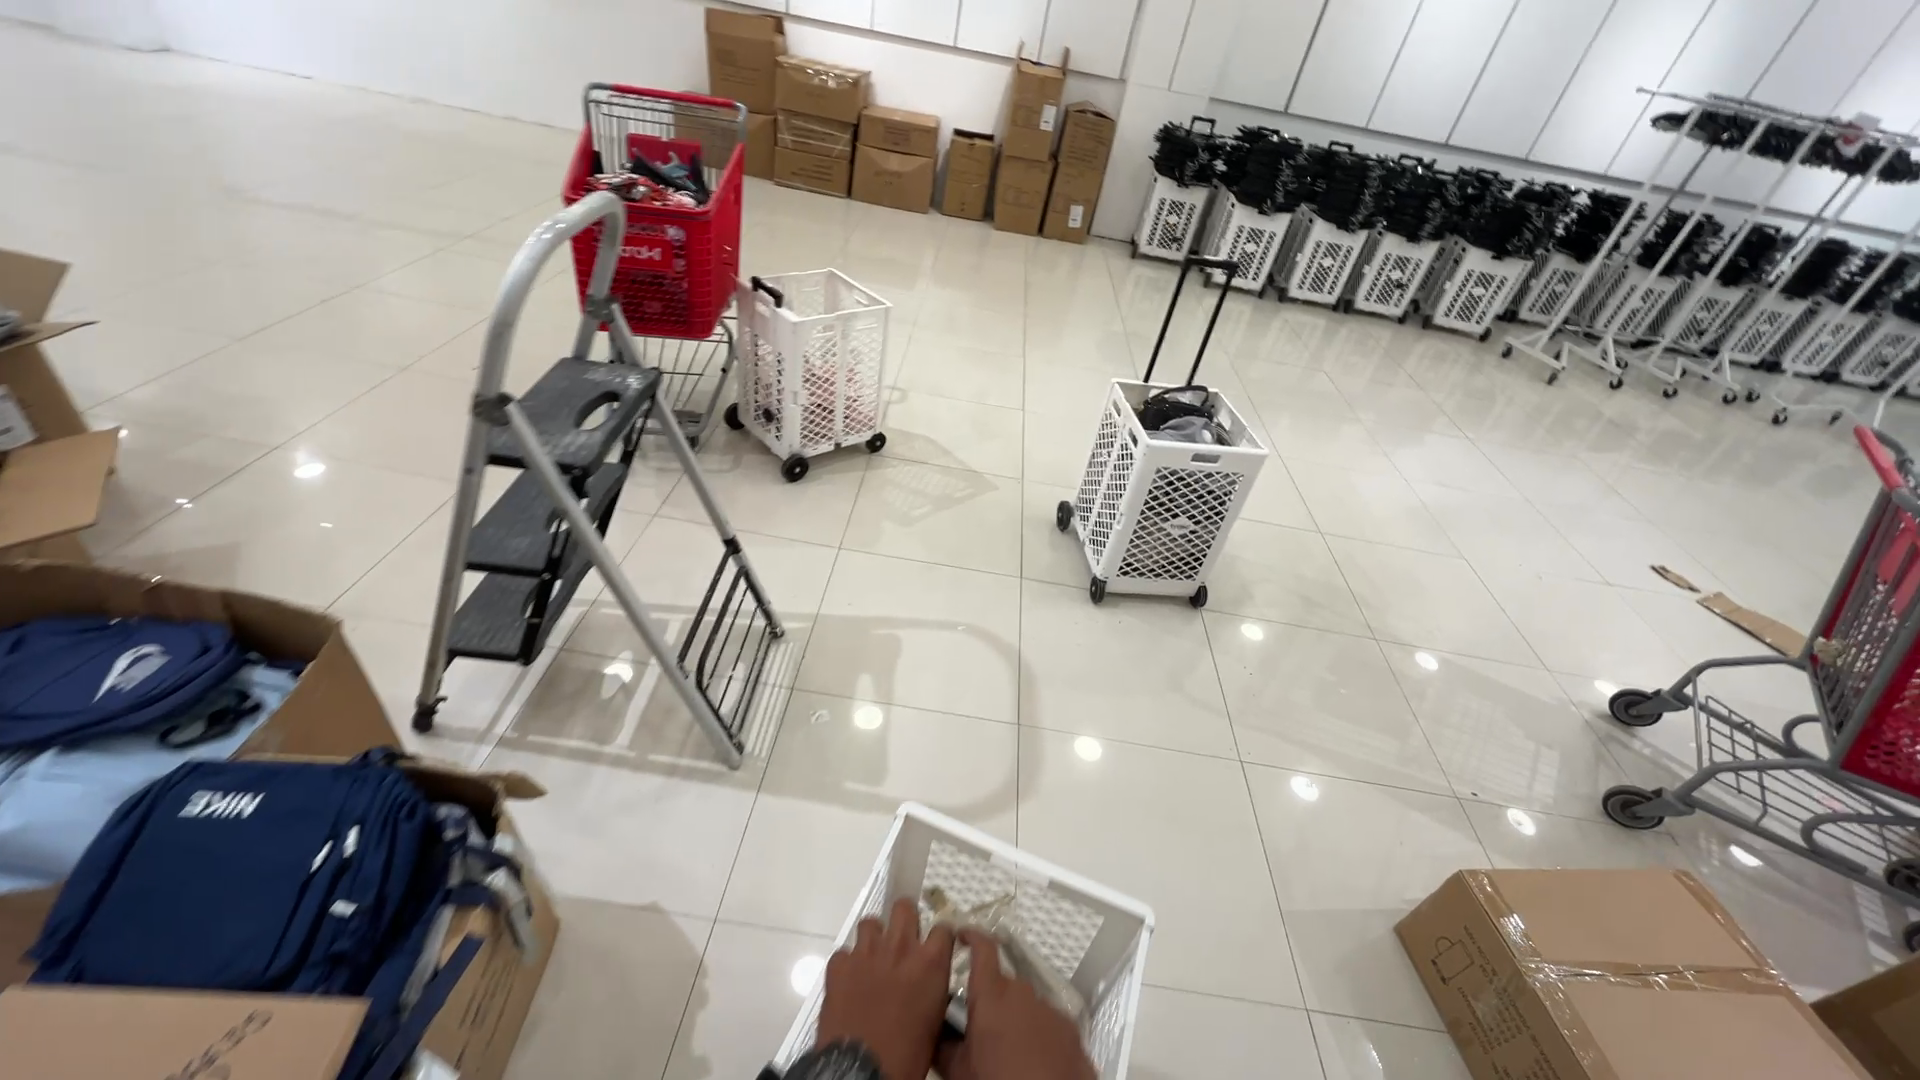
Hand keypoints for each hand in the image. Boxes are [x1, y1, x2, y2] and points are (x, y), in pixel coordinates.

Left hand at [814, 897, 955, 1079]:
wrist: (862, 1070)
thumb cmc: (907, 1054)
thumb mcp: (934, 1021)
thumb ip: (933, 988)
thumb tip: (930, 981)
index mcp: (930, 962)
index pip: (943, 928)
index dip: (939, 937)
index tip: (936, 946)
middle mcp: (900, 947)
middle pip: (904, 907)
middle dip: (905, 919)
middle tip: (902, 941)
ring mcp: (866, 953)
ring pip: (870, 923)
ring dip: (874, 938)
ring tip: (873, 959)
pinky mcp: (839, 965)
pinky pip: (844, 952)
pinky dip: (848, 965)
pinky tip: (850, 983)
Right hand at [936, 931, 1095, 1079]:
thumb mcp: (959, 1070)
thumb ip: (943, 1043)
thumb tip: (933, 1028)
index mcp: (993, 997)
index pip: (983, 949)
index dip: (972, 936)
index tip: (962, 935)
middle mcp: (1023, 994)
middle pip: (1002, 984)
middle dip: (990, 1000)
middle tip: (978, 1028)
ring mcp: (1050, 1010)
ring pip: (1025, 1004)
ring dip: (1014, 1018)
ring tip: (1006, 1050)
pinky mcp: (1071, 1030)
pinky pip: (1046, 1022)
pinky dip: (1037, 1033)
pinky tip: (1032, 1058)